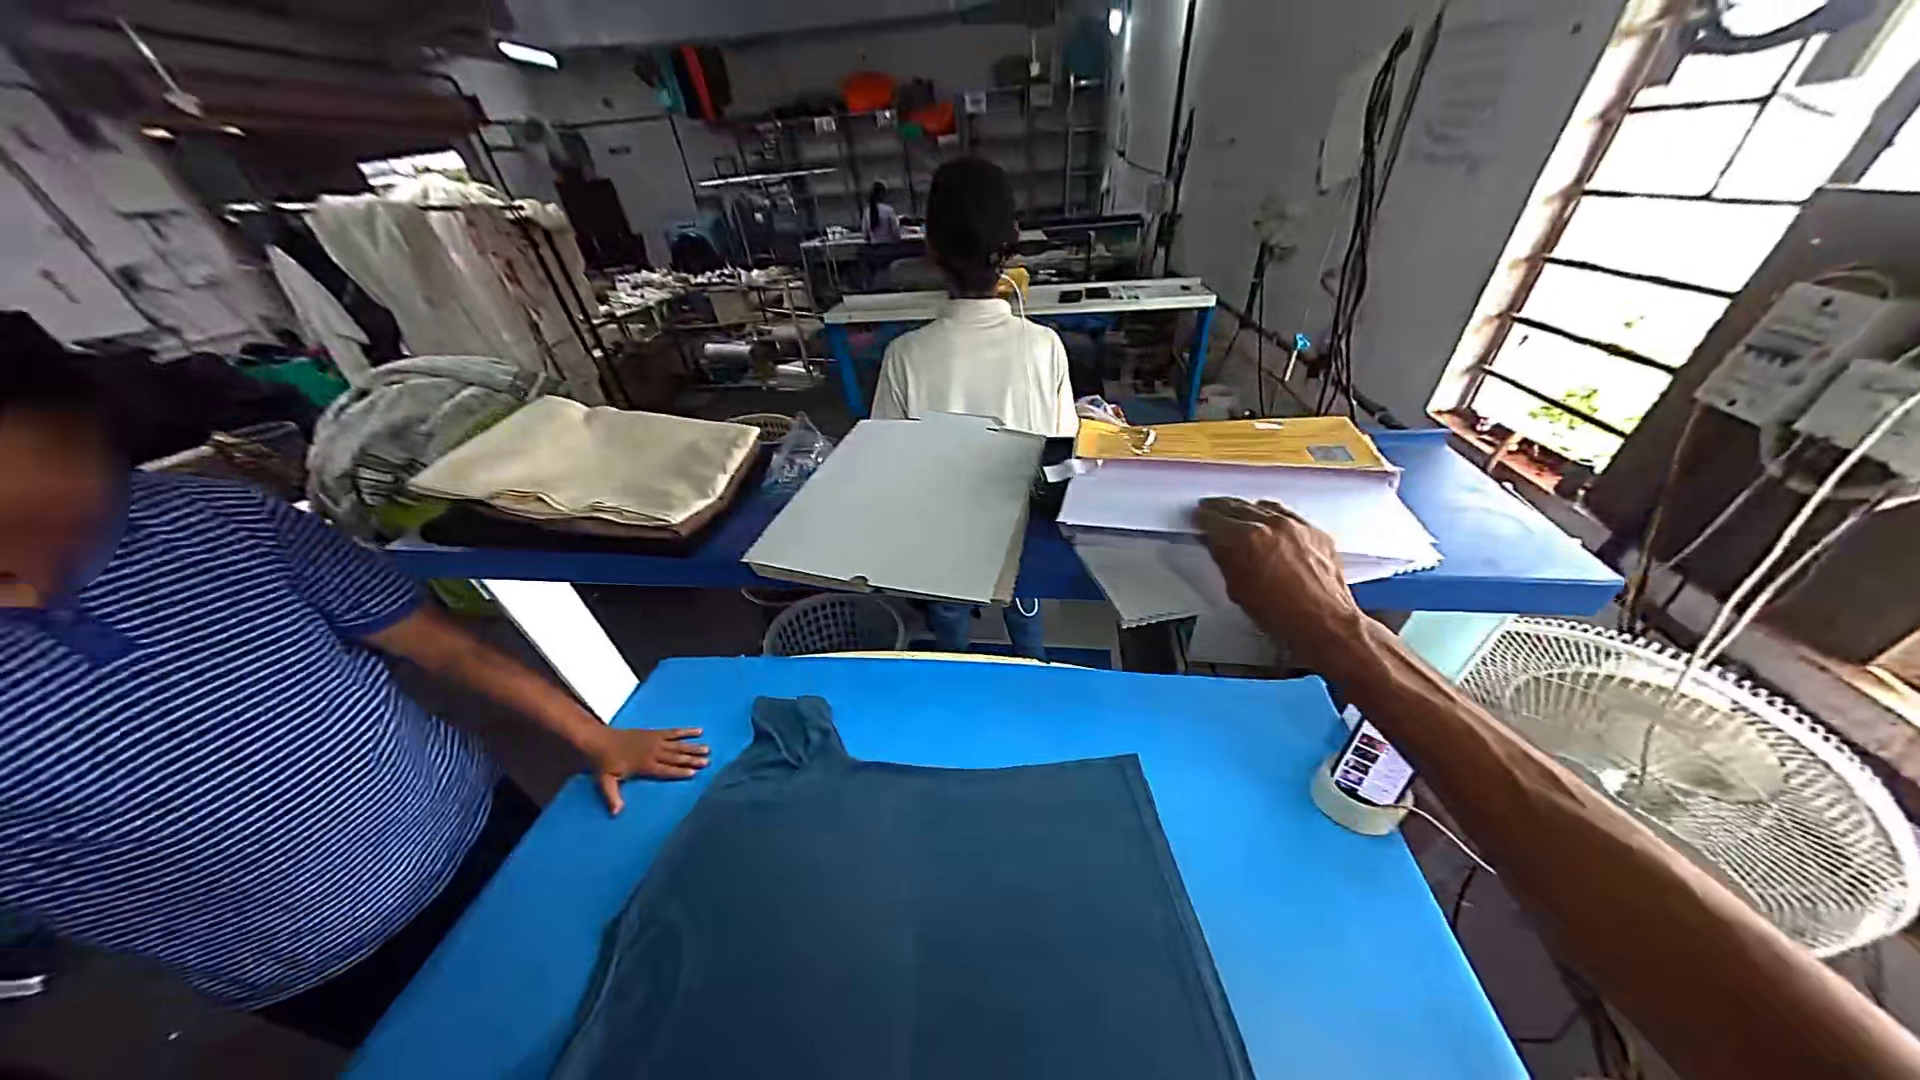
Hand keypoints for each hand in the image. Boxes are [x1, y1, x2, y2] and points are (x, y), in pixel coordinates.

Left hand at [581, 727, 710, 814]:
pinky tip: (698, 731)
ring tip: (707, 749)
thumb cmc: (603, 763)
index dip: (679, 771)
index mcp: (643, 765)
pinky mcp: (655, 733)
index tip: (693, 773)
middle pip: (676, 757)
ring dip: (693, 747)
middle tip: (707, 761)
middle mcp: (653, 752)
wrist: (599, 740)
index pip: (665, 770)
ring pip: (678, 745)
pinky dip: (686, 732)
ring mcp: (655, 741)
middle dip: (692, 759)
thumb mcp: (604, 782)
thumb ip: (612, 797)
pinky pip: (674, 732)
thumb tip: (616, 813)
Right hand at [1193, 497, 1363, 655]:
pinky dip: (1274, 515)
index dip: (1203, 518)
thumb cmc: (1282, 613)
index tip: (1199, 517)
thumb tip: (1218, 545)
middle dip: (1221, 508)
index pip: (1215, 519)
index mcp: (1246, 538)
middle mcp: (1272, 525)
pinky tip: (1269, 520)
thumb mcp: (1237, 588)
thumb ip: (1224, 559)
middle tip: (1211, 509)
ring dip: (1247, 508)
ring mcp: (1296, 526)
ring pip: (1264, 506)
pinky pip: (1289, 514)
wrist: (1324, 622)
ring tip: (1238, 511)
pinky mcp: (1315, 532)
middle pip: (1238, 506)